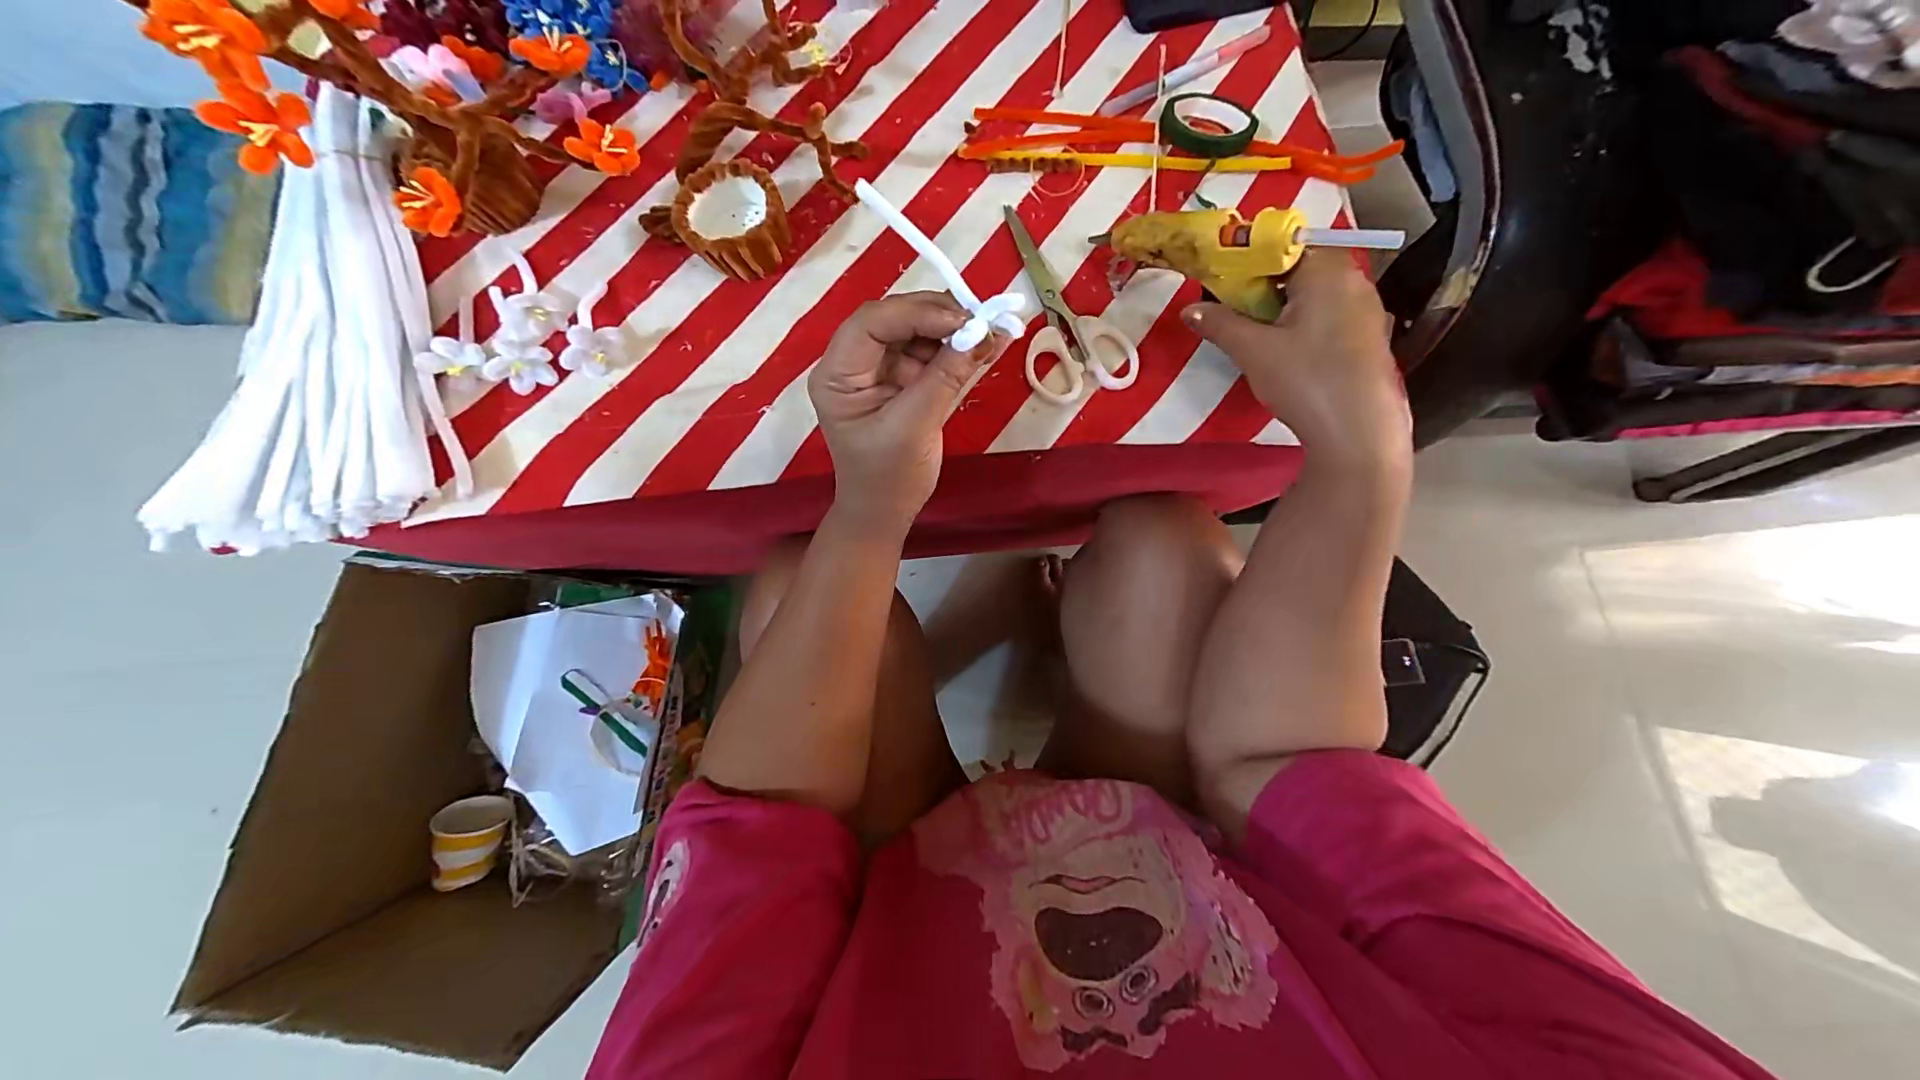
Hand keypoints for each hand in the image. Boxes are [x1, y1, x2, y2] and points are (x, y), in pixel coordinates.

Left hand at [809, 293, 1003, 530]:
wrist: (887, 511)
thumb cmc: (888, 477)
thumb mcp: (914, 428)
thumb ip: (946, 378)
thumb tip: (985, 333)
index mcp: (838, 375)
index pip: (871, 323)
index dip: (917, 313)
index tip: (964, 320)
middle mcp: (854, 363)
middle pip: (895, 319)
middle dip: (939, 317)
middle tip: (983, 321)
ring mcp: (880, 370)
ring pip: (916, 331)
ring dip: (953, 330)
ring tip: (991, 333)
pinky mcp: (904, 379)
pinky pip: (931, 352)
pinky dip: (958, 348)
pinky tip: (987, 345)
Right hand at [1181, 250, 1409, 467]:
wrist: (1358, 431)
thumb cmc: (1305, 380)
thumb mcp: (1253, 351)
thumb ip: (1220, 324)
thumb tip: (1189, 309)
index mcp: (1327, 271)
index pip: (1283, 247)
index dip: (1250, 261)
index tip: (1224, 284)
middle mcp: (1354, 280)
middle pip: (1301, 269)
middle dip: (1265, 285)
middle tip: (1235, 310)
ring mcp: (1367, 309)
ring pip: (1316, 294)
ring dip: (1284, 306)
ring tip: (1258, 333)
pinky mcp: (1370, 337)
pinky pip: (1330, 315)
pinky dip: (1306, 322)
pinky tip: (1289, 350)